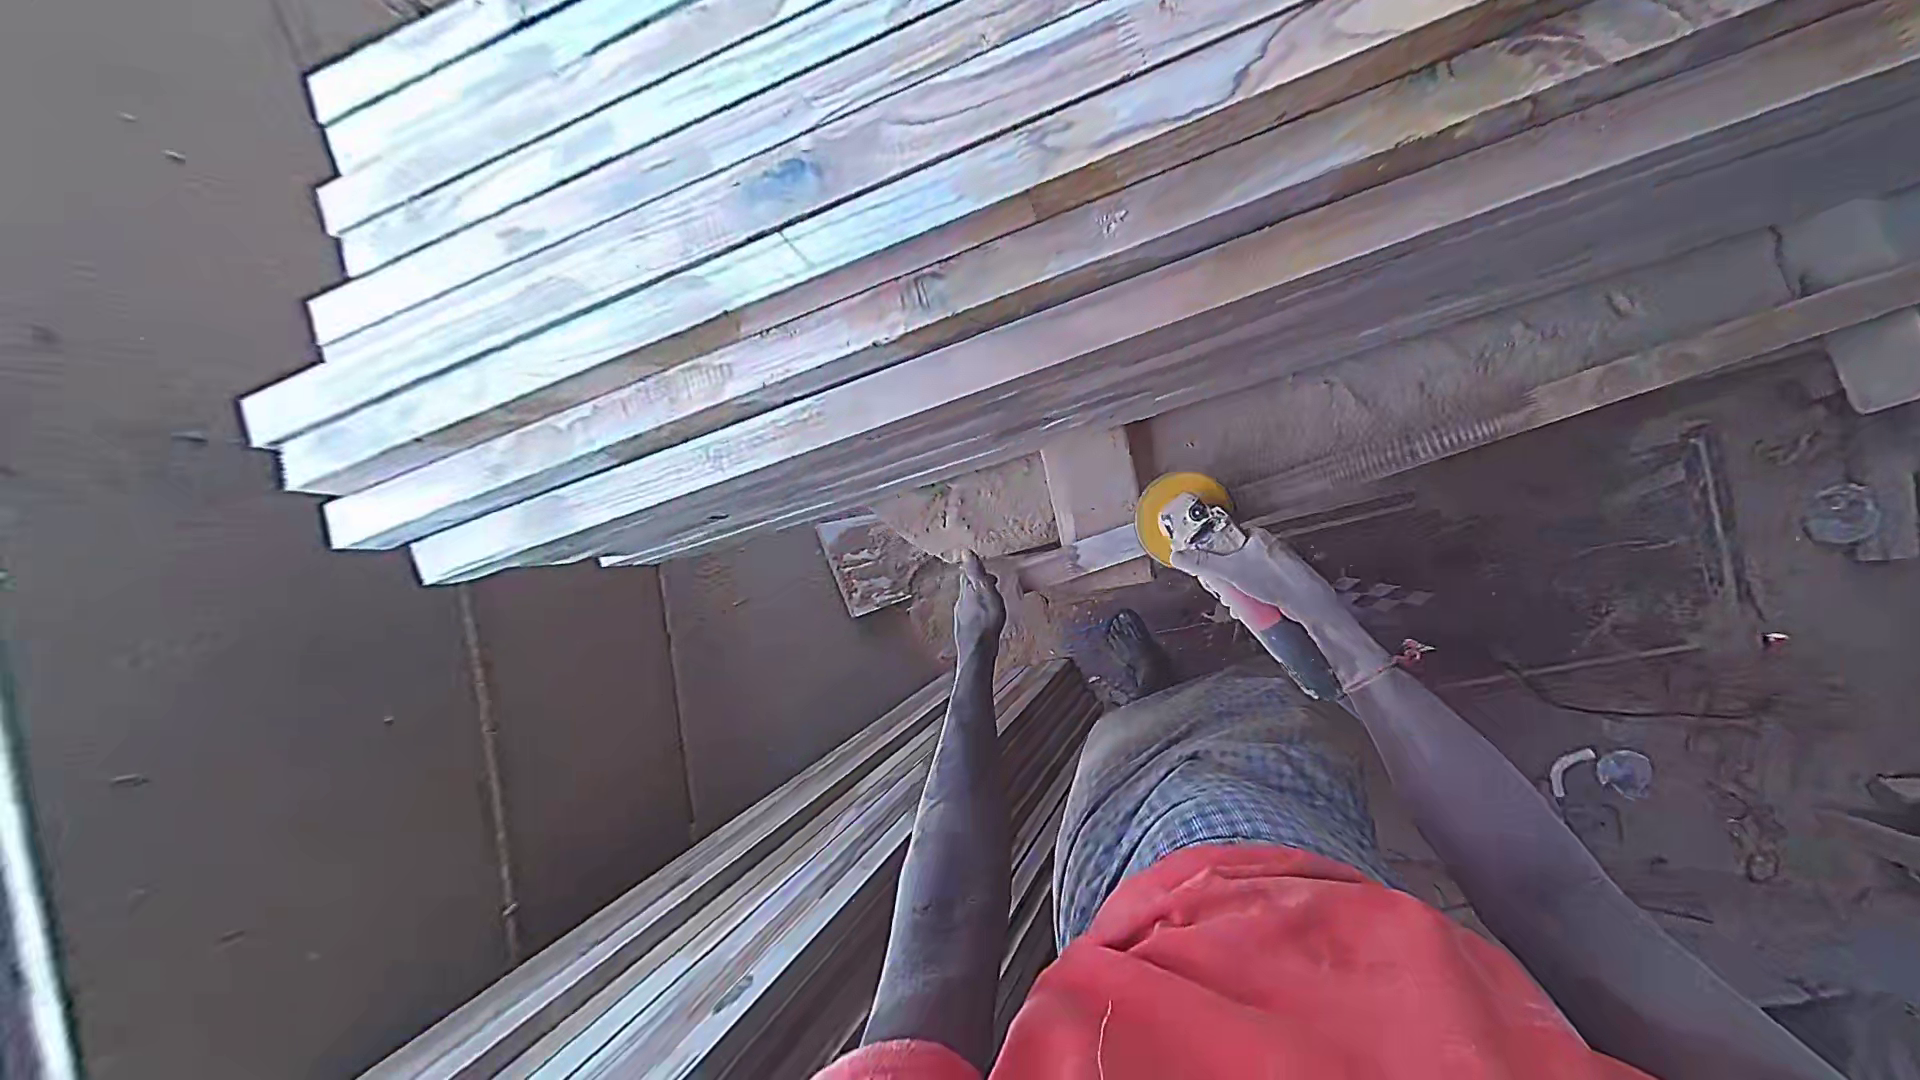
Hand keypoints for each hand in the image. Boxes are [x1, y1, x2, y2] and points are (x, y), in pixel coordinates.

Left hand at [953, 552, 1006, 655]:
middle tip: (990, 584)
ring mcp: (961, 618)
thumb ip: (976, 573)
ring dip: (977, 599)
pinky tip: (983, 618)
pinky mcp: (965, 630)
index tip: (986, 571)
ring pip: (968, 602)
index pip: (967, 574)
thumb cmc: (986, 620)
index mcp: (966, 592)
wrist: (977, 650)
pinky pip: (970, 616)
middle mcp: (960, 603)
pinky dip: (977, 612)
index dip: (975, 570)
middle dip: (976, 585)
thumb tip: (965, 551)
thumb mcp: (985, 592)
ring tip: (989, 601)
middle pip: (967, 589)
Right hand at [1168, 528, 1349, 630]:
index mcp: (1254, 536)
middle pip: (1230, 559)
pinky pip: (1254, 585)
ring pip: (1241, 574)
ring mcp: (1271, 565)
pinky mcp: (1278, 580)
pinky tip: (1248, 604)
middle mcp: (1264, 548)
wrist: (1308, 604)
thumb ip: (1202, 562)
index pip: (1222, 538)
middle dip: (1222, 577)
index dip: (1210, 554)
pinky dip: (1248, 595)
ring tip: (1236, 600)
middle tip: (1220, 587)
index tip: (1205, 567)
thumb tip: (1178, 555)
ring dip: (1234, 589)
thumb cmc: (1278, 581)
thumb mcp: (1230, 570)